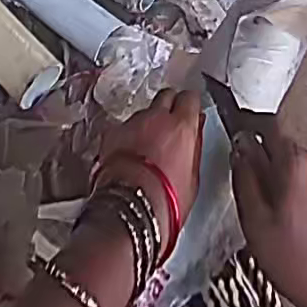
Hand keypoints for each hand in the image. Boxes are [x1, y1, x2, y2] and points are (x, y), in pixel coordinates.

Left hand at [93, 88, 202, 248]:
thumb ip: (194, 146)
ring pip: (144, 113)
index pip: (190, 97)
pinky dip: (128, 136)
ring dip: (148, 124)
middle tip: (172, 124)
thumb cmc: (164, 202)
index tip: (191, 111)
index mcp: (182, 126)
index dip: (190, 104)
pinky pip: (124, 127)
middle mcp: (156, 118)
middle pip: (165, 96)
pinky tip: (130, 155)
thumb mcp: (193, 178)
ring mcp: (132, 123)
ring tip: (149, 148)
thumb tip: (195, 134)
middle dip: (170, 105)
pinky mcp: (112, 134)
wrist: (129, 211)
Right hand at [232, 131, 306, 306]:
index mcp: (294, 160)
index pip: (266, 125)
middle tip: (246, 181)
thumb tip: (239, 149)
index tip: (235, 139)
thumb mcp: (253, 218)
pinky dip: (293, 185)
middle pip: (279, 144)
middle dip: (261, 156)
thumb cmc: (291, 257)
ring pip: (293, 161)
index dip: (247, 128)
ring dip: (277, 172)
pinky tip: (286, 212)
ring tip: (265, 203)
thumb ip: (244, 175)